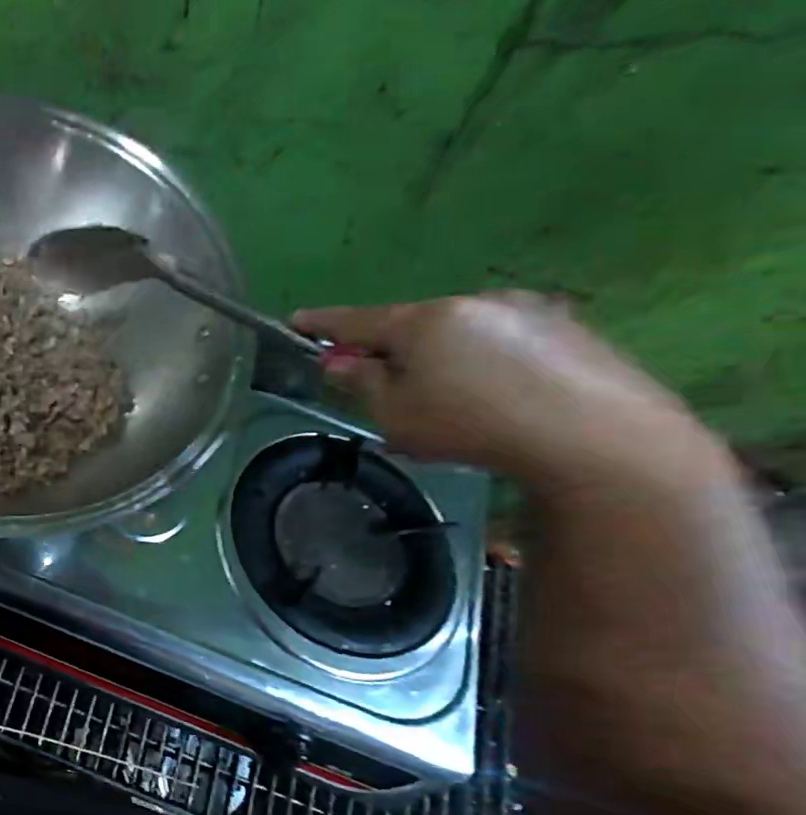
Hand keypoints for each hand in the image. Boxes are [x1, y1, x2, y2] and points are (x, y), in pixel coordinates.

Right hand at [292, 293, 709, 488]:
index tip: (296, 321)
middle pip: (410, 324)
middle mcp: (471, 302)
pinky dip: (479, 360)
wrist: (594, 434)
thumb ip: (362, 382)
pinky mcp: (564, 327)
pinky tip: (488, 395)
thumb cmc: (470, 425)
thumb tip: (340, 361)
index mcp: (423, 321)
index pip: (356, 319)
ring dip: (436, 355)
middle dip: (387, 348)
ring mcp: (524, 309)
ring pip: (457, 331)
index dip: (322, 323)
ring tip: (439, 397)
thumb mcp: (394, 414)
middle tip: (376, 383)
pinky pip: (498, 340)